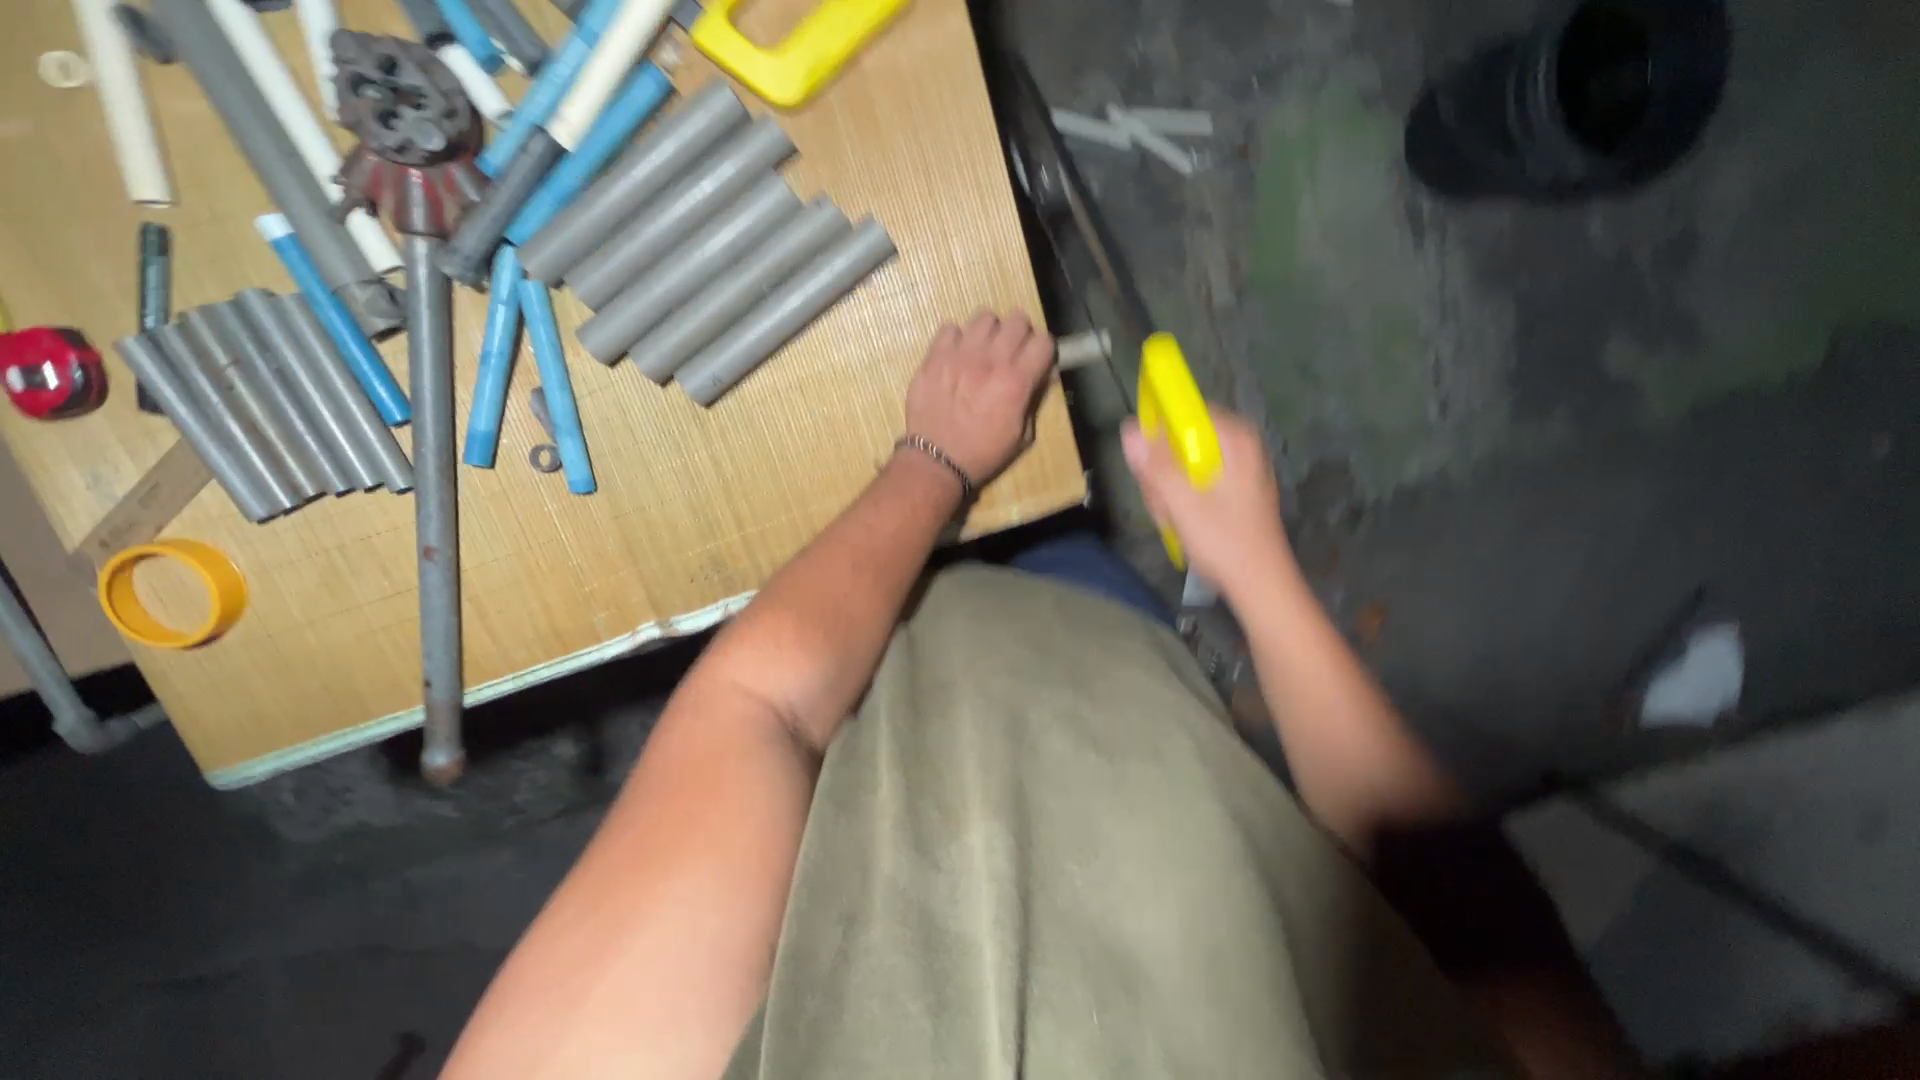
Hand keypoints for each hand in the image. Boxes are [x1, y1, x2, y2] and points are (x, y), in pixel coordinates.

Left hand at [903, 311, 1054, 484]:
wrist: (937, 461)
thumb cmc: (983, 453)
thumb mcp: (1022, 436)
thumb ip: (1032, 401)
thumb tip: (1038, 377)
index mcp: (1016, 383)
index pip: (1044, 342)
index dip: (1043, 349)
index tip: (1036, 358)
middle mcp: (991, 361)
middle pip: (1017, 320)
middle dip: (1020, 334)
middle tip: (1011, 350)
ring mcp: (960, 355)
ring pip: (984, 317)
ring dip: (989, 331)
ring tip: (982, 349)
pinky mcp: (934, 357)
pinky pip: (950, 328)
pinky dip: (956, 339)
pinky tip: (956, 356)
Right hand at [1121, 407, 1292, 596]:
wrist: (1261, 585)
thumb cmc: (1225, 542)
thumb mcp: (1183, 503)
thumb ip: (1155, 465)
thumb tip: (1129, 428)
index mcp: (1236, 441)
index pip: (1187, 415)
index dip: (1162, 436)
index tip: (1150, 467)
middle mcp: (1242, 449)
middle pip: (1184, 443)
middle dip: (1164, 474)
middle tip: (1163, 505)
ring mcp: (1241, 472)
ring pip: (1187, 467)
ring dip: (1170, 492)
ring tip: (1172, 521)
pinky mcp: (1237, 494)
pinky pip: (1198, 484)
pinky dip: (1184, 502)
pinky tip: (1181, 525)